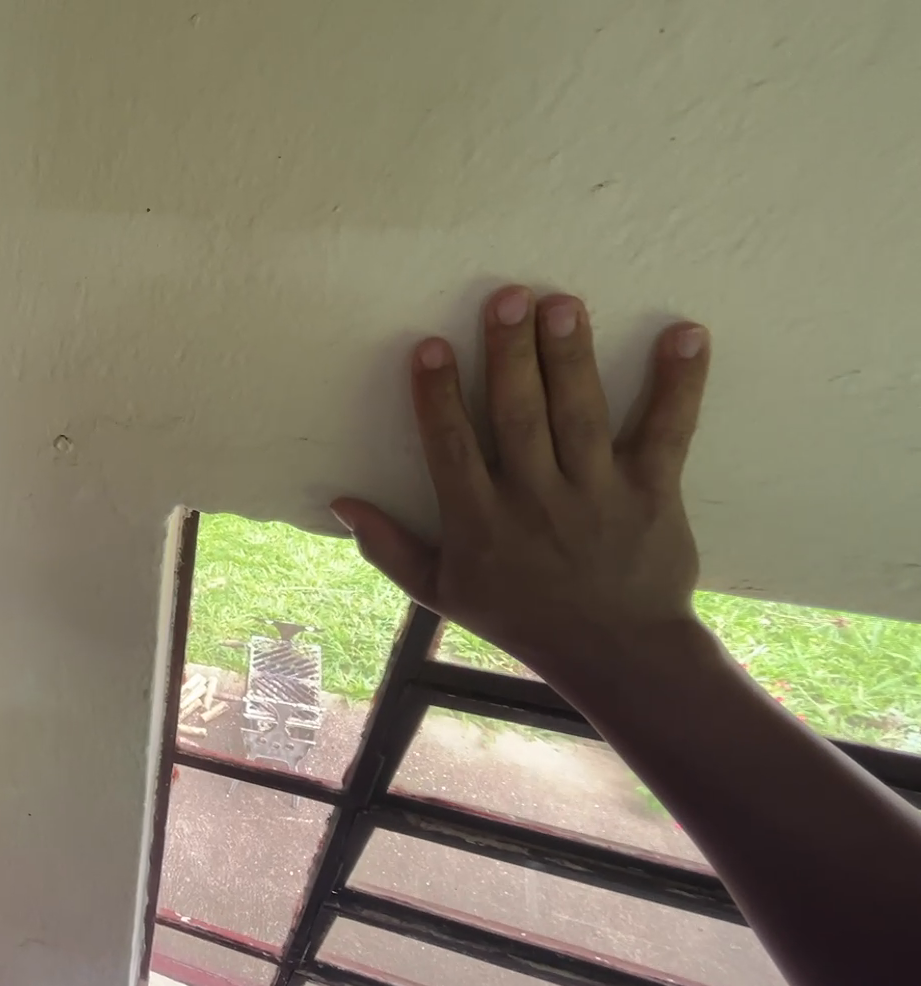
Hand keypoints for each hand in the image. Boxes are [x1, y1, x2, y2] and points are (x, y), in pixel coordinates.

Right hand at [331, 286, 711, 678]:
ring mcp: (596, 491)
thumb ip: (386, 546)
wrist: (613, 650)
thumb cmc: (514, 615)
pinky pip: (667, 431)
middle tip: (506, 298)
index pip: (451, 447)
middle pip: (518, 415)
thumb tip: (340, 504)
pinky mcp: (653, 491)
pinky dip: (678, 383)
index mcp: (477, 520)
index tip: (431, 347)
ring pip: (580, 414)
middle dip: (510, 355)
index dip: (438, 395)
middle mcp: (533, 498)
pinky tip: (683, 333)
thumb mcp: (435, 590)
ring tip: (563, 303)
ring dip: (571, 356)